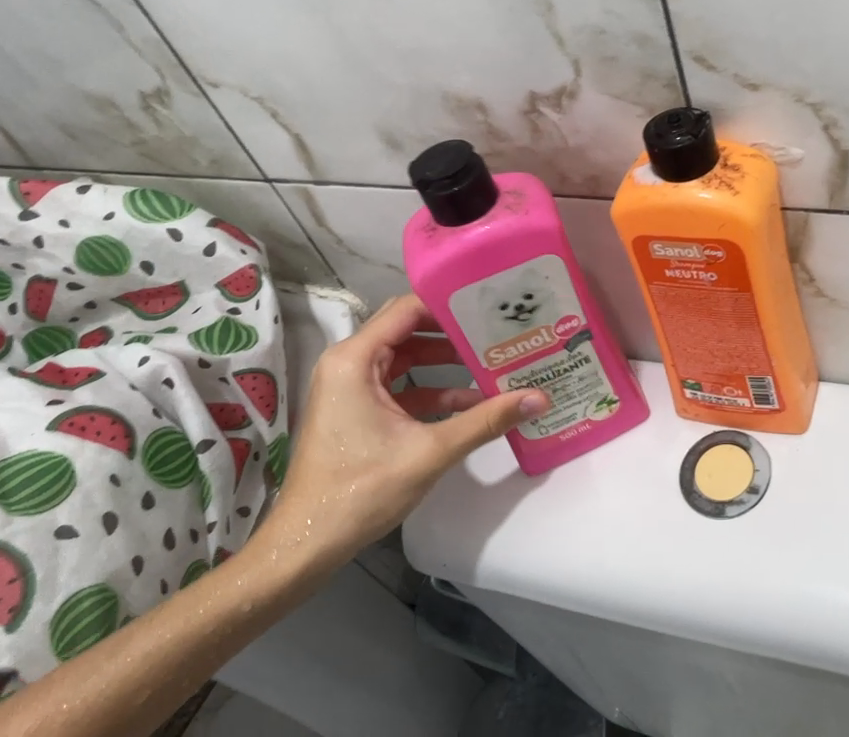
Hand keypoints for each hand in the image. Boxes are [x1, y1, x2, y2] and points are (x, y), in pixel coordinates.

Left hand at [261, 294, 547, 564]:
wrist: (309, 543)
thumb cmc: (361, 489)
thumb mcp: (431, 451)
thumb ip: (486, 420)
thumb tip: (540, 398)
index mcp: (354, 360)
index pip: (407, 310)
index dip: (449, 305)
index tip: (490, 306)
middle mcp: (348, 364)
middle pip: (408, 331)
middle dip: (453, 334)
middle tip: (499, 332)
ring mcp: (350, 389)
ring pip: (406, 360)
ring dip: (446, 365)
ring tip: (493, 363)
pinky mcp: (356, 412)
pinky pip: (400, 387)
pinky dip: (432, 391)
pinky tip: (472, 403)